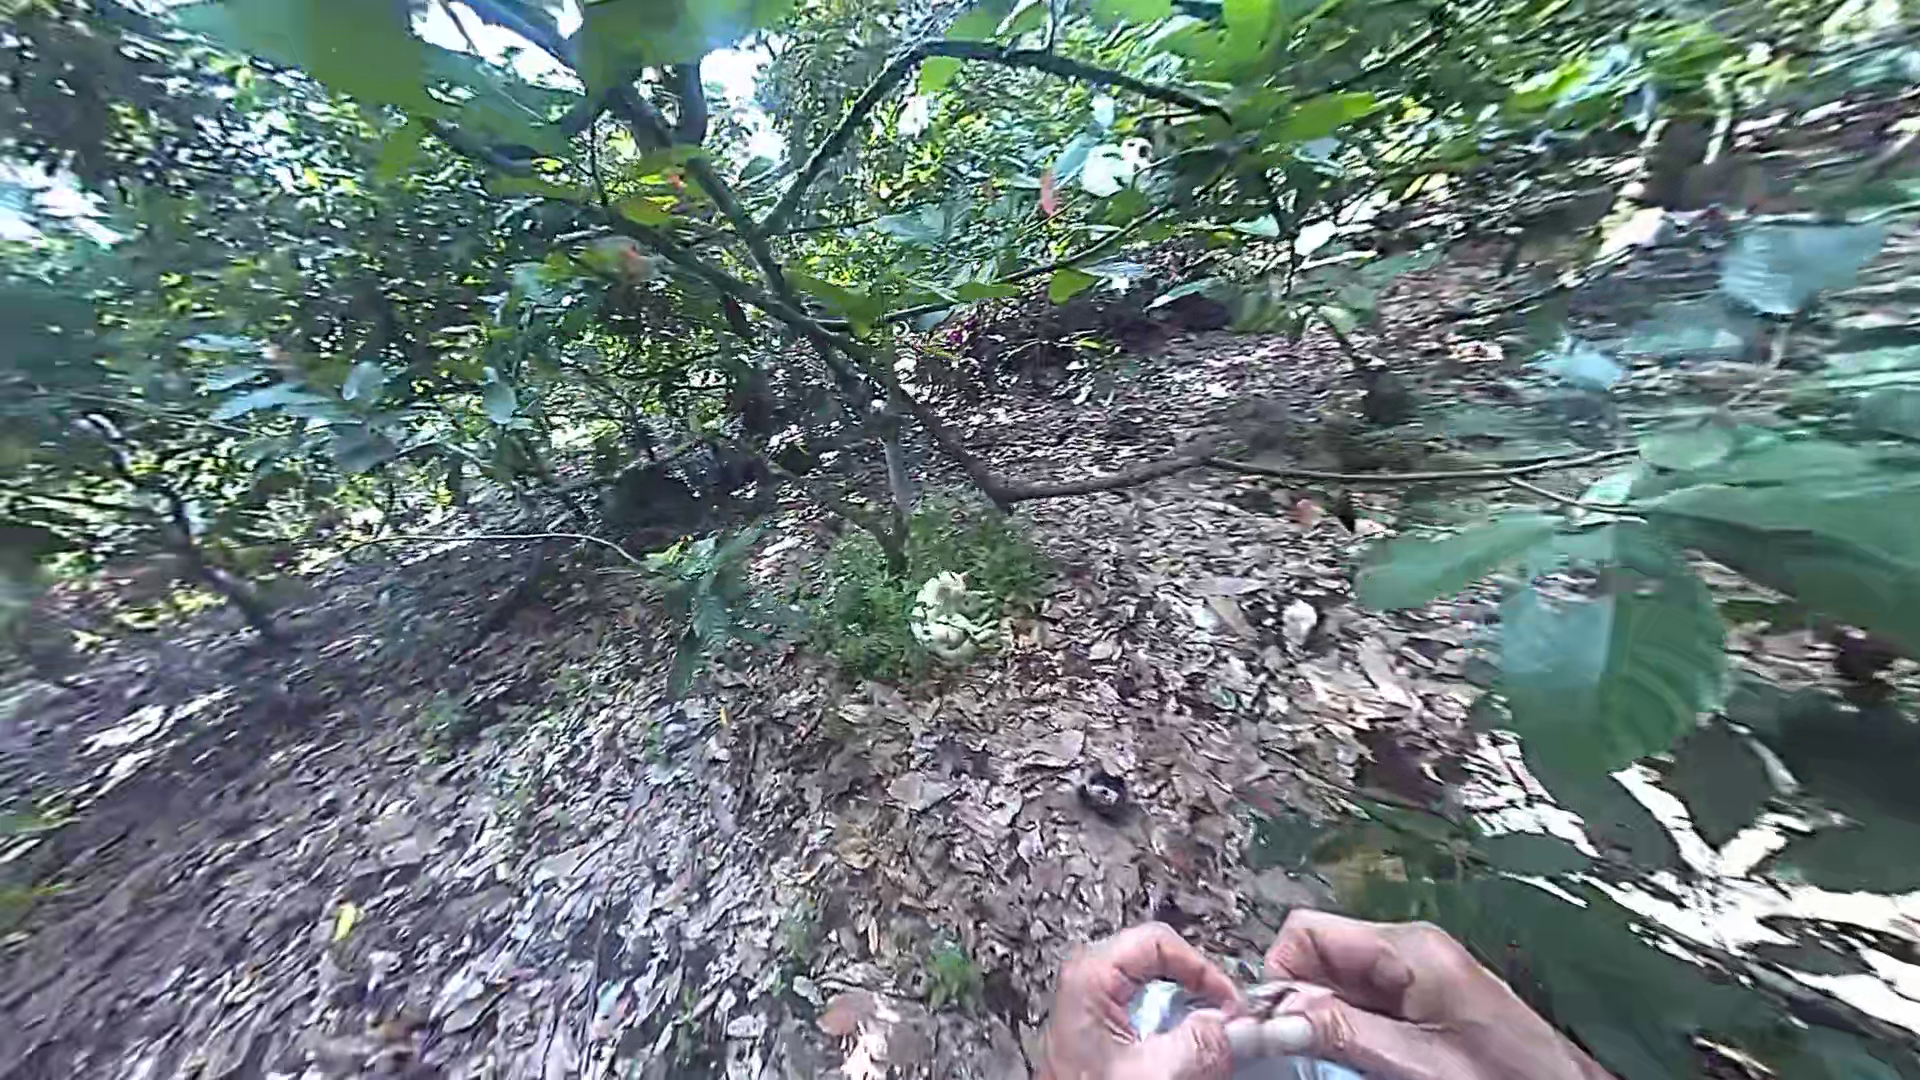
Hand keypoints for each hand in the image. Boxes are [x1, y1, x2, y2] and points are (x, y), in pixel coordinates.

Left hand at [1037, 922, 1242, 1079]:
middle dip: (1197, 986)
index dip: (1200, 967)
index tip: (1232, 1004)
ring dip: (1188, 1007)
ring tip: (1215, 1038)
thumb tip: (1234, 1026)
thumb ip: (1198, 1046)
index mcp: (1091, 973)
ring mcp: (1091, 995)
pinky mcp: (1098, 1021)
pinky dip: (1172, 1023)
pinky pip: (1144, 1006)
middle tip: (1230, 1020)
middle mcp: (1088, 974)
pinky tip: (1188, 1049)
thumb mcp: (1153, 1078)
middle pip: (1156, 958)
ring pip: (1153, 982)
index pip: (1157, 942)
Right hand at [1244, 911, 1612, 1079]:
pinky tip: (1369, 1057)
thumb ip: (1346, 1033)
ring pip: (1339, 977)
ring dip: (1329, 1015)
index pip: (1307, 930)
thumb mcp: (1424, 1066)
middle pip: (1321, 952)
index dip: (1282, 971)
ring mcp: (1418, 968)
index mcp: (1405, 946)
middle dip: (1306, 997)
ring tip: (1344, 1058)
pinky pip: (1366, 997)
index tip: (1281, 1023)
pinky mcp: (1427, 994)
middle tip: (1311, 1047)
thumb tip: (1274, 1016)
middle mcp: (1405, 944)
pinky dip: (1354, 1024)